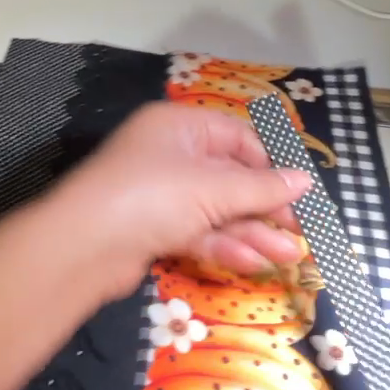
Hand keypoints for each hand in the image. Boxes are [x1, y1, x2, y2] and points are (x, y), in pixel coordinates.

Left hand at [38, 103, 311, 297]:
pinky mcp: (152, 228)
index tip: (299, 192)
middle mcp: (167, 153)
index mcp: (177, 126)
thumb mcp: (212, 188)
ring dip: (251, 231)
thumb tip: (304, 180)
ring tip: (289, 256)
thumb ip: (260, 187)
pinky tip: (253, 263)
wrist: (84, 245)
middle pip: (227, 175)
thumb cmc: (152, 196)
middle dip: (264, 205)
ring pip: (215, 208)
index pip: (234, 135)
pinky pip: (196, 232)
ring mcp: (158, 193)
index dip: (269, 162)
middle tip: (302, 232)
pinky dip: (223, 245)